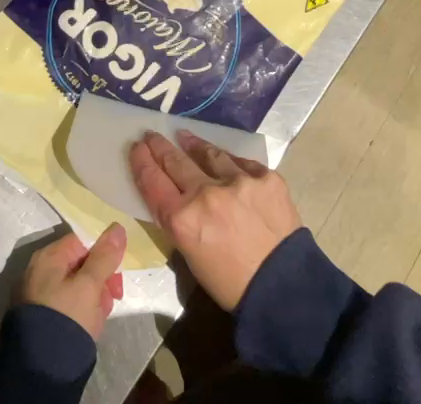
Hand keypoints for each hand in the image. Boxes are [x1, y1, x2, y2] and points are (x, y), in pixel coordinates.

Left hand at [19, 223, 126, 339]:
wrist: (42, 366)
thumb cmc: (68, 316)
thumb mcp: (90, 285)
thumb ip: (105, 256)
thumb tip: (117, 227)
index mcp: (48, 257)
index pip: (83, 242)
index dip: (104, 255)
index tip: (117, 275)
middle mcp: (39, 270)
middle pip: (81, 263)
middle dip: (101, 280)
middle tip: (112, 298)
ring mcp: (38, 293)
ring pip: (77, 285)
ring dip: (94, 297)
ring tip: (98, 316)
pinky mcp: (40, 314)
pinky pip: (67, 302)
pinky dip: (81, 309)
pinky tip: (88, 324)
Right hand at [129, 130, 301, 309]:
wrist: (284, 285)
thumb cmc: (231, 283)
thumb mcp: (191, 256)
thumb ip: (180, 222)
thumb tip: (177, 199)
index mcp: (182, 220)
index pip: (153, 182)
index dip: (142, 162)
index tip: (137, 148)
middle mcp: (206, 194)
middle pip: (176, 163)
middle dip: (161, 147)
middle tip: (152, 135)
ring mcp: (237, 181)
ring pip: (210, 155)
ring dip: (194, 145)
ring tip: (184, 137)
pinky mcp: (265, 177)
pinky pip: (241, 163)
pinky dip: (229, 162)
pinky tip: (223, 157)